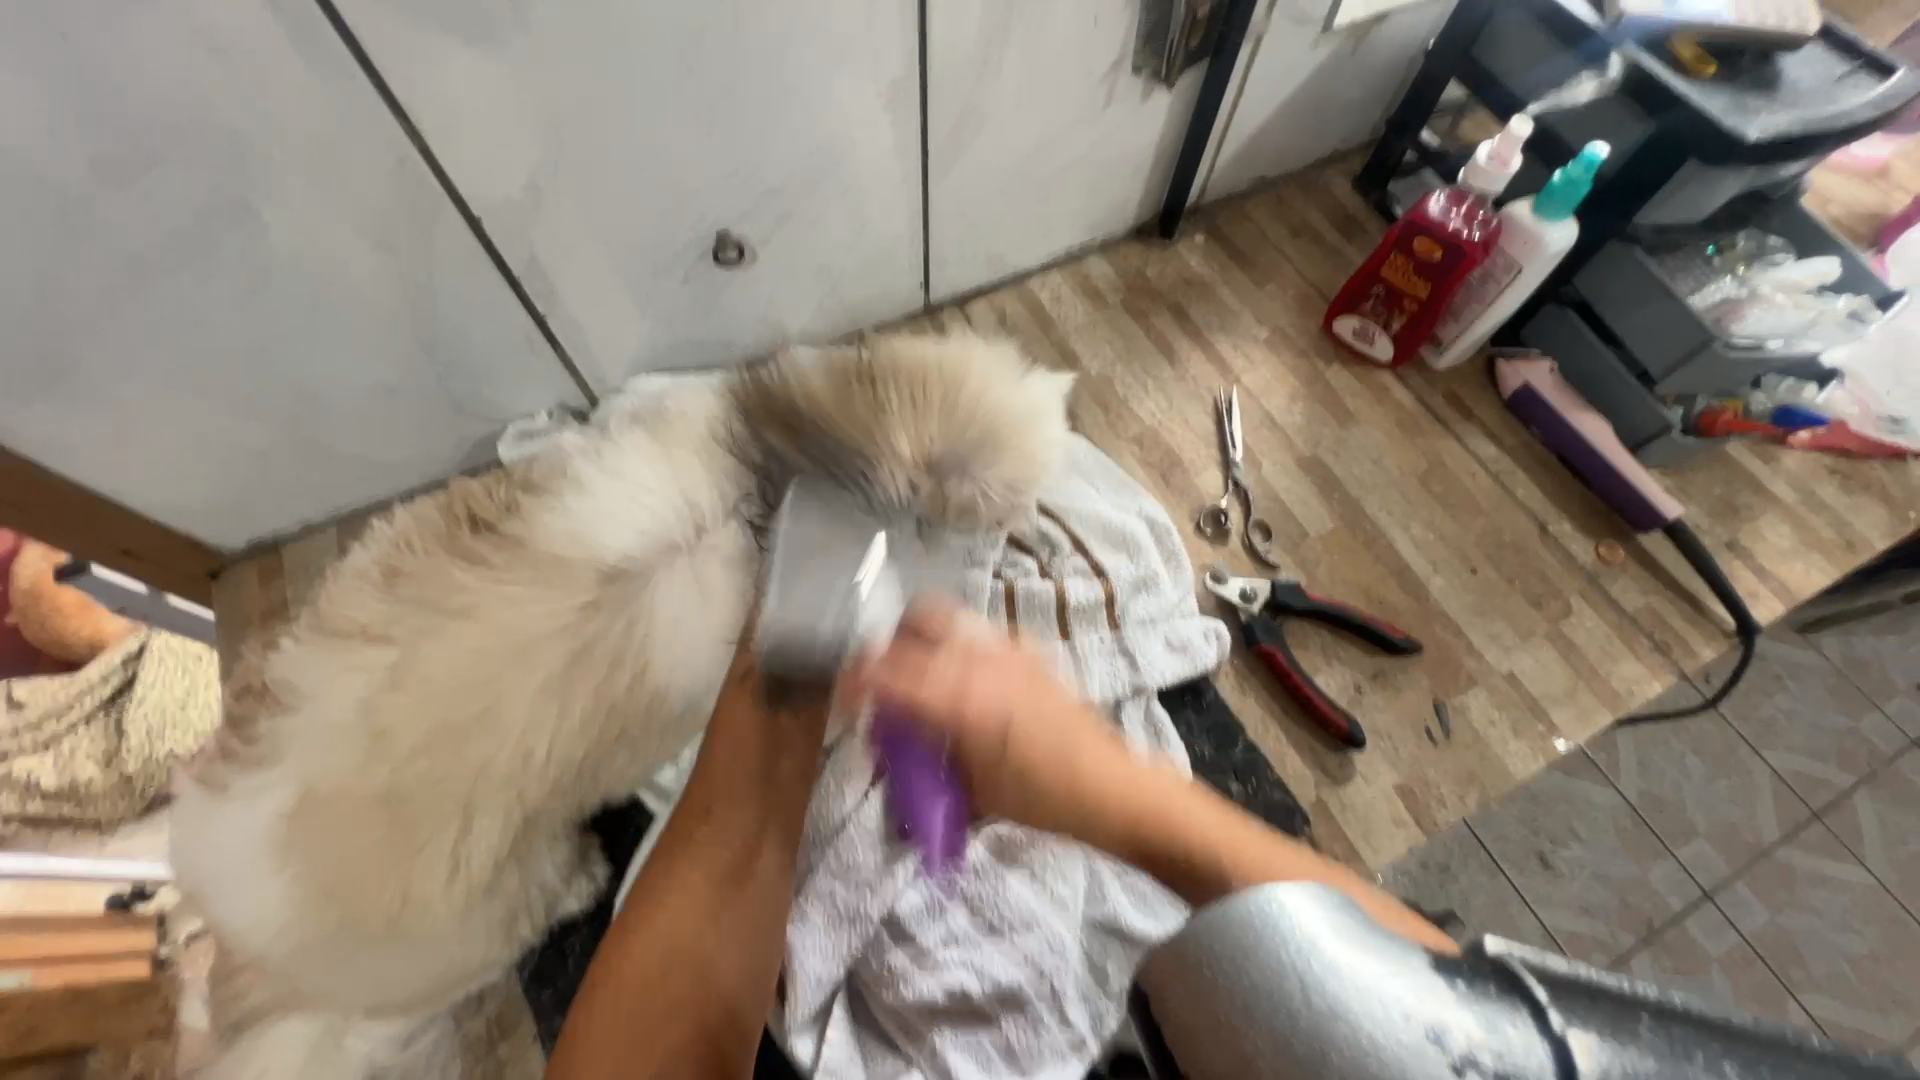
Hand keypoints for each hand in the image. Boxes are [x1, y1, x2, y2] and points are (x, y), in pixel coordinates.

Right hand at [847, 598, 1148, 840]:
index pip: (892, 670)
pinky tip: (964, 680)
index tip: (845, 690)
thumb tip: (889, 748)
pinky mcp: (1029, 650)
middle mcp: (983, 660)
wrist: (1108, 785)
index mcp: (963, 699)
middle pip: (921, 619)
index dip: (858, 675)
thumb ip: (925, 758)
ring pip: (950, 618)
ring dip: (924, 638)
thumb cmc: (1039, 799)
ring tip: (920, 673)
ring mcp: (1009, 648)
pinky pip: (980, 633)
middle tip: (885, 676)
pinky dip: (958, 646)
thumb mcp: (971, 789)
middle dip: (892, 641)